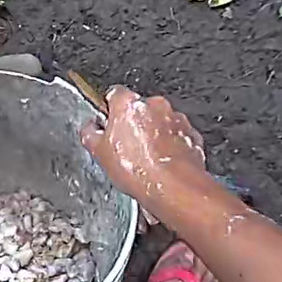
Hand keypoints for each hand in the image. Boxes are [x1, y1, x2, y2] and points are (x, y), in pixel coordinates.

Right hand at [80, 86, 208, 208]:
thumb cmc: (138, 169)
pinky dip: (169, 145)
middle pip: (138, 109)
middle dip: (131, 124)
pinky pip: (176, 135)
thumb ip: (90, 133)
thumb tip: (90, 128)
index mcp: (128, 103)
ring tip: (143, 160)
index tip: (107, 123)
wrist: (173, 187)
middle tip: (123, 147)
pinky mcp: (192, 134)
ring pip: (159, 122)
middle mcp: (155, 105)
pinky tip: (160, 164)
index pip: (114, 94)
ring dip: (151, 135)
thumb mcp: (98, 153)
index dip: (108, 109)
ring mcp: (175, 118)